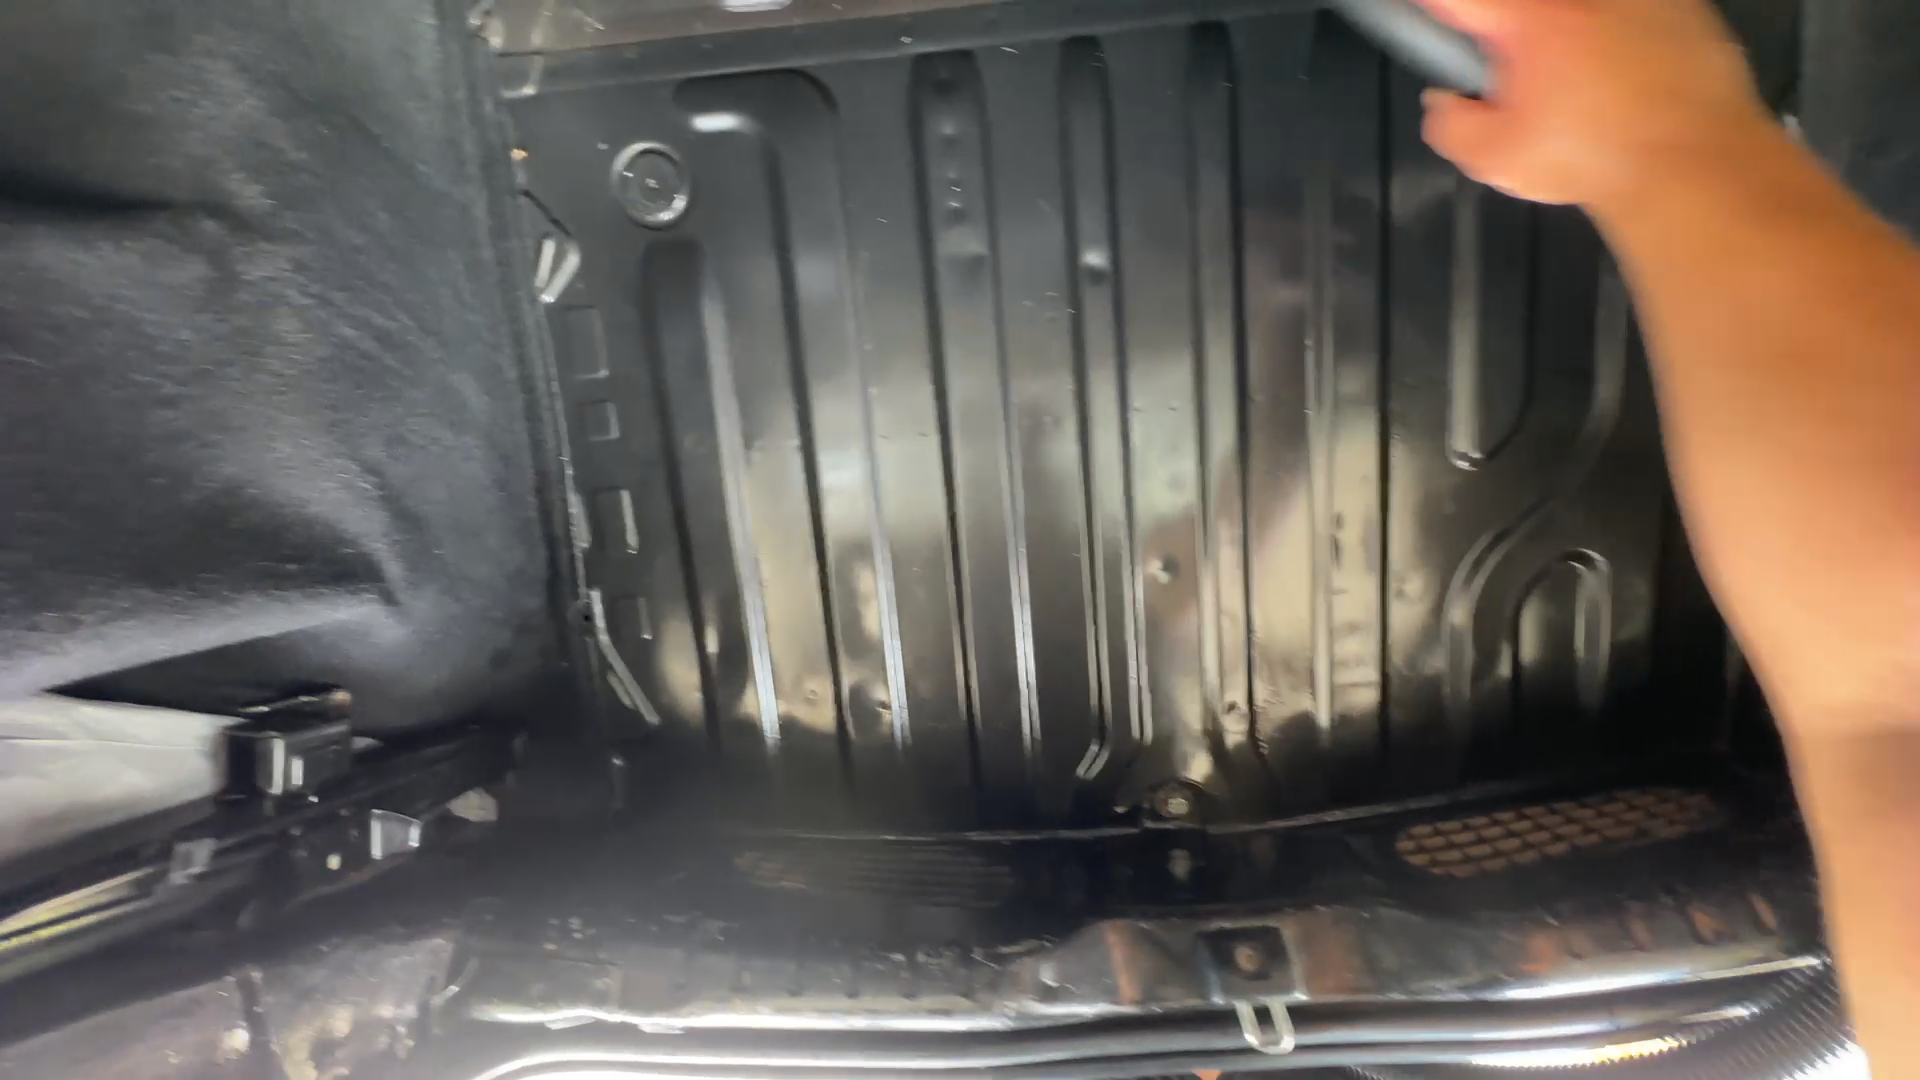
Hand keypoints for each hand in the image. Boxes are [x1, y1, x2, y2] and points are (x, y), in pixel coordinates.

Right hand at [1414, 0, 1776, 210]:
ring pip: (1575, 19)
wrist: (1685, 156)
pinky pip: (1625, 19)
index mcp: (1533, 23)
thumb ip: (1446, 123)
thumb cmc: (1590, 154)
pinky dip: (1610, 46)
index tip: (1415, 7)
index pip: (1464, 2)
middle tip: (1509, 87)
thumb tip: (1443, 102)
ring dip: (1561, 50)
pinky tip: (1610, 92)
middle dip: (1507, 44)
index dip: (1435, 7)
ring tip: (1568, 98)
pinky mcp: (1683, 9)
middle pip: (1522, 14)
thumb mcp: (1487, 156)